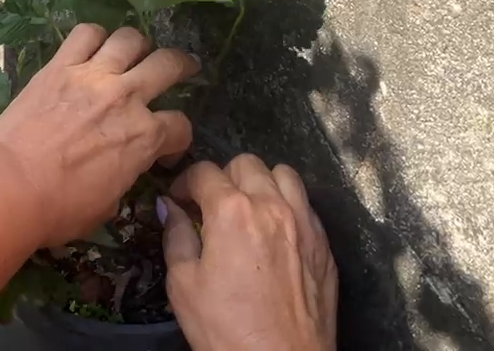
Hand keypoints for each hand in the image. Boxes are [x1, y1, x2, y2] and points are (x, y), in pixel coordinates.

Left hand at [0, 25, 196, 247]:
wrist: (10, 184)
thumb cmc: (59, 208)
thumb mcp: (109, 203)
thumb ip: (126, 173)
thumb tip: (125, 163)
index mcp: (144, 137)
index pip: (180, 126)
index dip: (179, 137)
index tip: (168, 146)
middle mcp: (126, 96)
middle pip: (168, 65)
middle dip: (181, 65)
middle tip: (183, 66)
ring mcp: (92, 75)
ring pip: (129, 39)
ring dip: (139, 44)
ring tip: (137, 50)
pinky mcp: (60, 64)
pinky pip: (85, 34)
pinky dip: (95, 36)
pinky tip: (94, 45)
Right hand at [162, 155, 337, 350]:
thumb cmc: (226, 330)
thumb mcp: (183, 285)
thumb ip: (175, 235)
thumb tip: (169, 206)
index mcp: (231, 210)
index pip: (203, 171)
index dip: (186, 183)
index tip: (180, 201)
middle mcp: (270, 204)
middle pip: (245, 163)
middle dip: (224, 178)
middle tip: (215, 207)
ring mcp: (303, 223)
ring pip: (283, 174)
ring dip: (262, 183)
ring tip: (251, 209)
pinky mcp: (324, 245)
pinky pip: (306, 205)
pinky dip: (288, 207)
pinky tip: (277, 233)